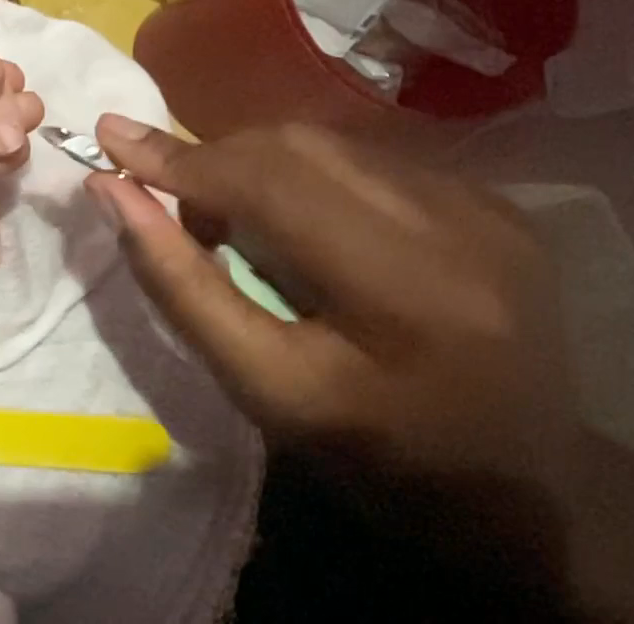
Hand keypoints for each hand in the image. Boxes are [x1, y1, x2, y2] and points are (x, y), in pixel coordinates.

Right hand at [84, 117, 574, 489]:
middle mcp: (463, 226)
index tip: (107, 137)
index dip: (179, 158)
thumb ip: (179, 284)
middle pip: (297, 147)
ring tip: (232, 223)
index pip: (268, 183)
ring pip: (329, 144)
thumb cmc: (376, 456)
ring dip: (256, 166)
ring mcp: (491, 209)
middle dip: (211, 161)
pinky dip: (307, 177)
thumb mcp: (260, 386)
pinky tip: (299, 224)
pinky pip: (369, 160)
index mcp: (405, 287)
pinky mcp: (499, 206)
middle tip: (168, 202)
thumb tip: (112, 192)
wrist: (526, 496)